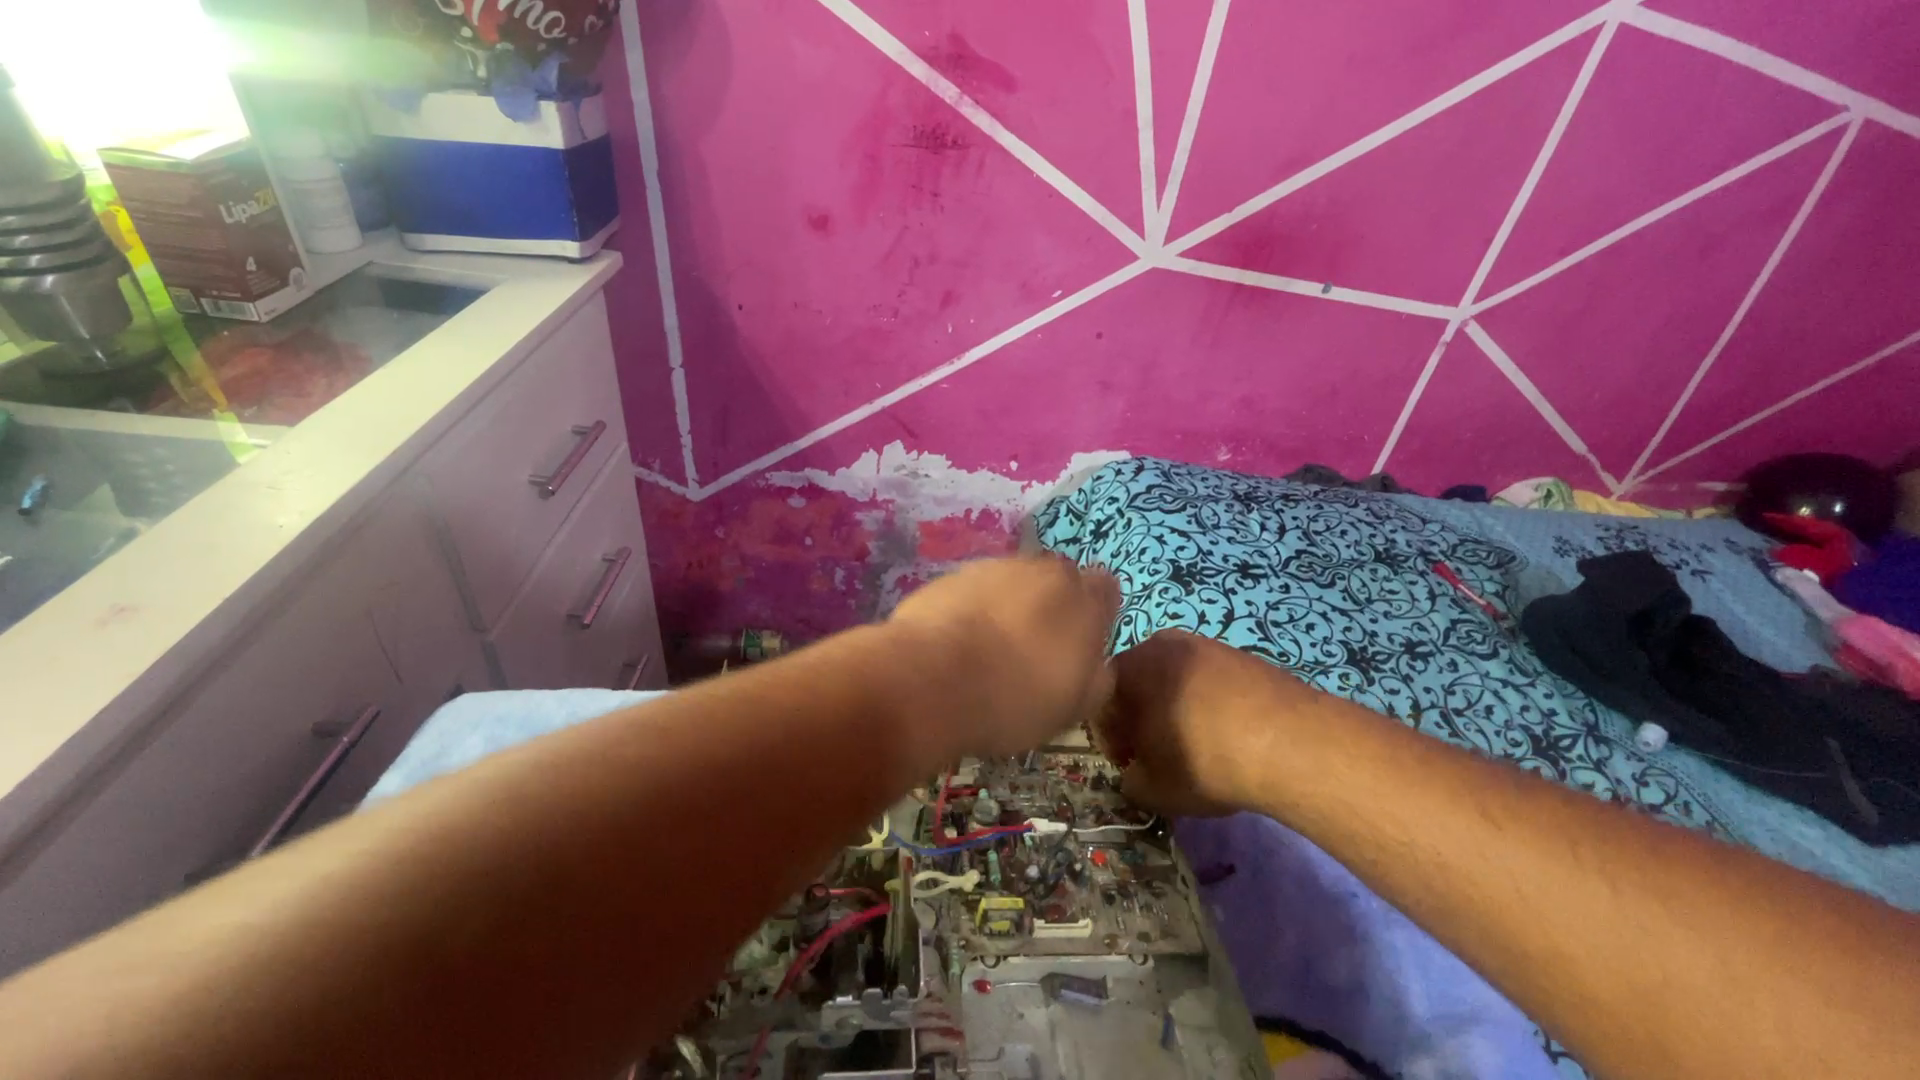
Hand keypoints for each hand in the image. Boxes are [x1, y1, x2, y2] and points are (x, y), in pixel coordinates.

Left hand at [887, 555, 1120, 761]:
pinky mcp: (949, 576)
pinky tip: (955, 647)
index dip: (1094, 615)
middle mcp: (1042, 569)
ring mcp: (992, 567)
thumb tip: (1098, 663)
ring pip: (1011, 584)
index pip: (1105, 589)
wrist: (931, 680)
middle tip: (1032, 652)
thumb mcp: (1075, 707)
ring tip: (987, 652)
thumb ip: (1098, 677)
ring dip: (1007, 608)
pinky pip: (972, 593)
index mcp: (1084, 597)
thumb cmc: (1015, 698)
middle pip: (1055, 582)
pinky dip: (970, 612)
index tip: (1078, 646)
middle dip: (1049, 608)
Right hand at [1097, 630, 1328, 816]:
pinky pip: (1212, 680)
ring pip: (1176, 679)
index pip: (1102, 704)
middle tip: (1161, 754)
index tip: (1132, 766)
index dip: (1113, 740)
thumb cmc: (1205, 763)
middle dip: (1143, 718)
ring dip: (1177, 707)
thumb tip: (1136, 774)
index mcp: (1129, 668)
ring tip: (1200, 744)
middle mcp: (1162, 644)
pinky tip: (1230, 733)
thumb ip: (1132, 781)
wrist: (1290, 743)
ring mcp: (1206, 644)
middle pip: (1139, 684)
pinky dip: (1211, 703)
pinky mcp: (1243, 654)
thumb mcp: (1154, 789)